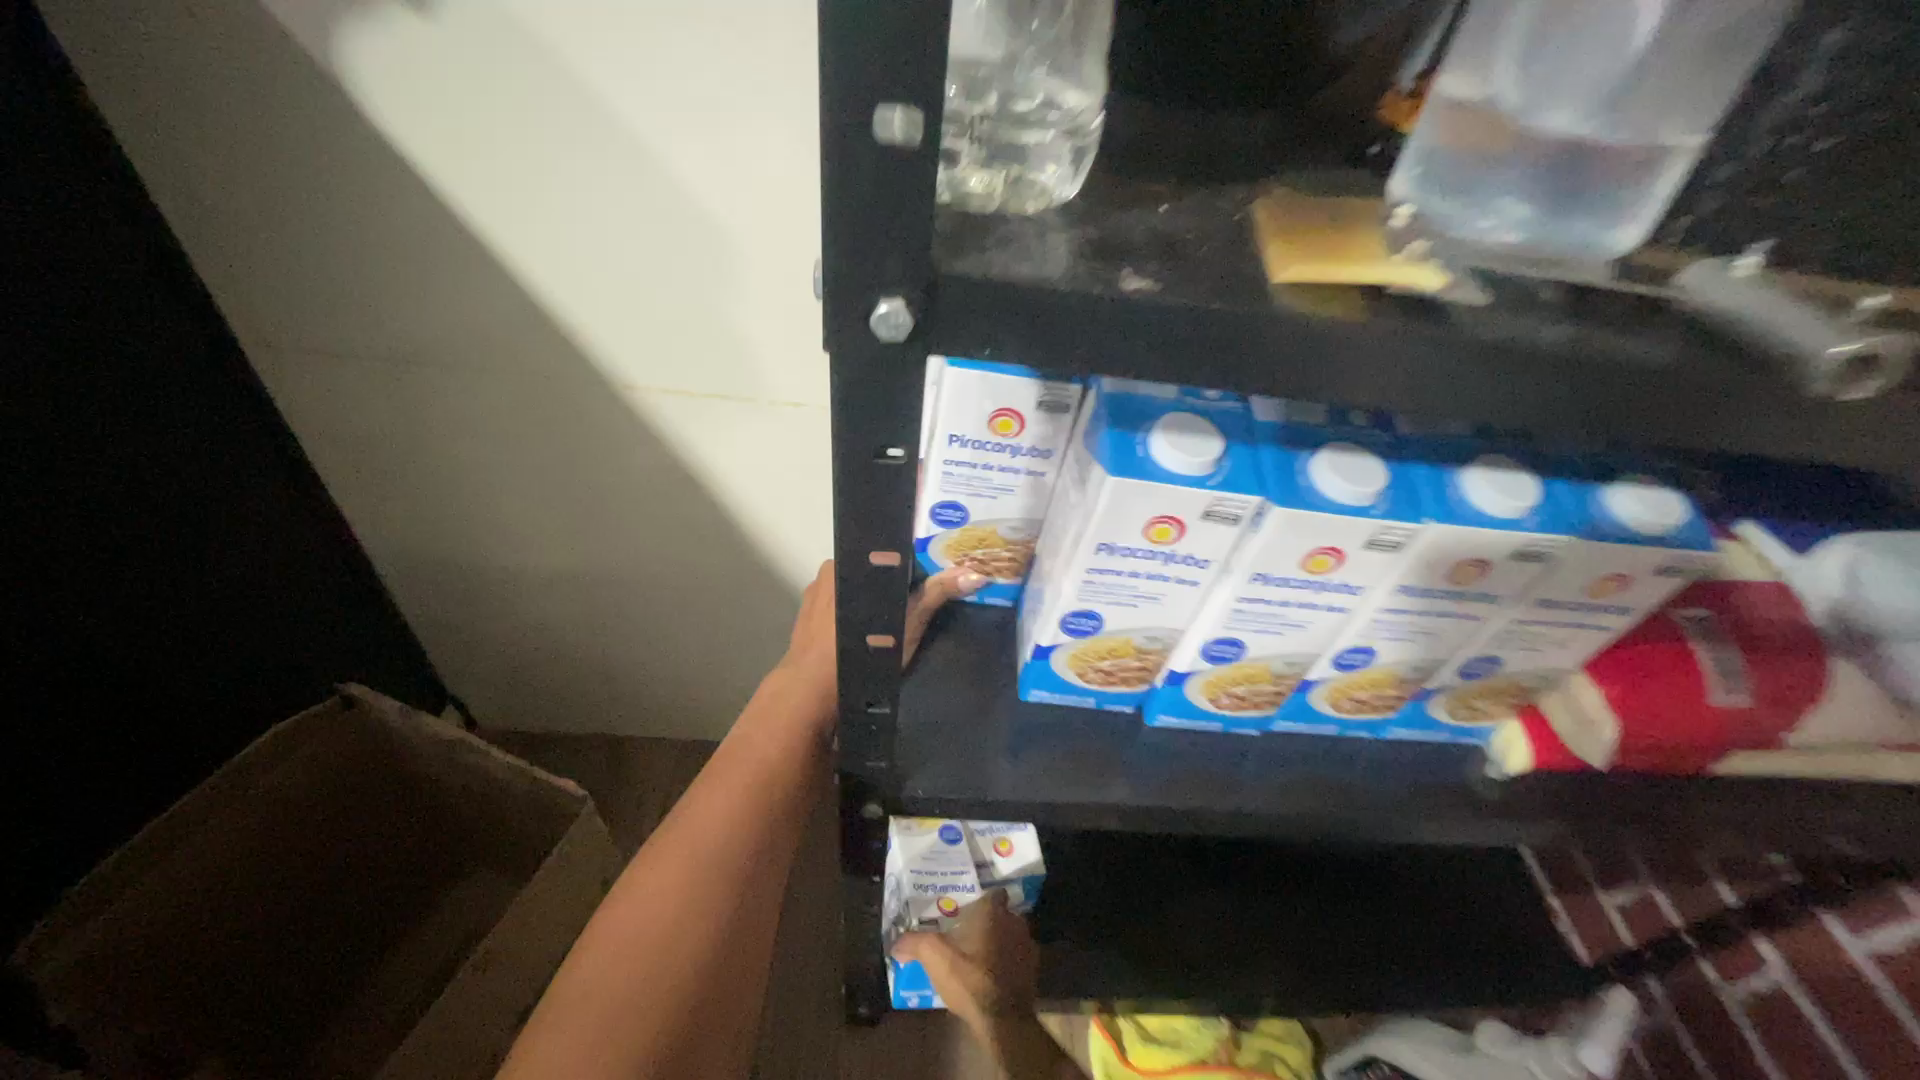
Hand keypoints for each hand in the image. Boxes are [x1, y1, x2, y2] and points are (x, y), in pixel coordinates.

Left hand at [770, 560, 985, 730]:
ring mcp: (814, 594)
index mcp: (852, 562)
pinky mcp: (806, 617)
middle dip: (892, 588)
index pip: (890, 556)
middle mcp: (830, 570)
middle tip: (915, 608)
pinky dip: (851, 619)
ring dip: (871, 604)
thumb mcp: (909, 621)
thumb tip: (974, 573)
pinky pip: (835, 609)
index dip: (911, 569)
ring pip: (853, 592)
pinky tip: (863, 638)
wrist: (815, 692)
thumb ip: (937, 593)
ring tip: (890, 627)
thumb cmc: (864, 651)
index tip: (929, 584)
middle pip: (872, 573)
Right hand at [890, 890, 1037, 1038]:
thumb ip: (914, 943)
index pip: (993, 894)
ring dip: (1000, 943)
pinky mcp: (1033, 971)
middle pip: (1003, 916)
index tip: (968, 911)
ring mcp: (1028, 947)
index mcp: (994, 913)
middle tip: (968, 935)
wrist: (1002, 1019)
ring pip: (1012, 937)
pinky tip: (993, 977)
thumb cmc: (969, 978)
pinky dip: (1008, 964)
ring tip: (980, 957)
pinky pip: (1018, 959)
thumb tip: (897, 944)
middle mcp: (1016, 923)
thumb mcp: (934, 957)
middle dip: (989, 923)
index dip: (982, 901)